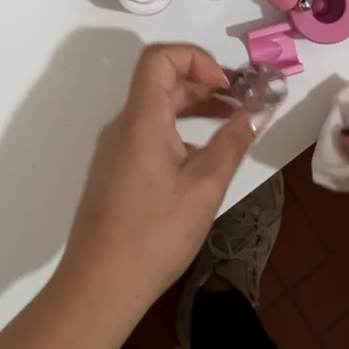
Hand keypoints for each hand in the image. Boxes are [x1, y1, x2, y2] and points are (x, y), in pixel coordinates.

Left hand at [0, 44, 264, 348]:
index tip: (226, 86)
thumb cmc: (153, 235)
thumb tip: (252, 115)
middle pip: (162, 82)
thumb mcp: (204, 188)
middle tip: (242, 103)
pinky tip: (203, 161)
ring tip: (231, 126)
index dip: (196, 58)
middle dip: (206, 84)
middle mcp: (124, 126)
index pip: (161, 58)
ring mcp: (115, 150)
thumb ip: (232, 144)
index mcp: (142, 120)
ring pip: (156, 109)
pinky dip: (180, 132)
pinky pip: (149, 133)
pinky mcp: (115, 172)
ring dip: (195, 108)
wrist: (97, 290)